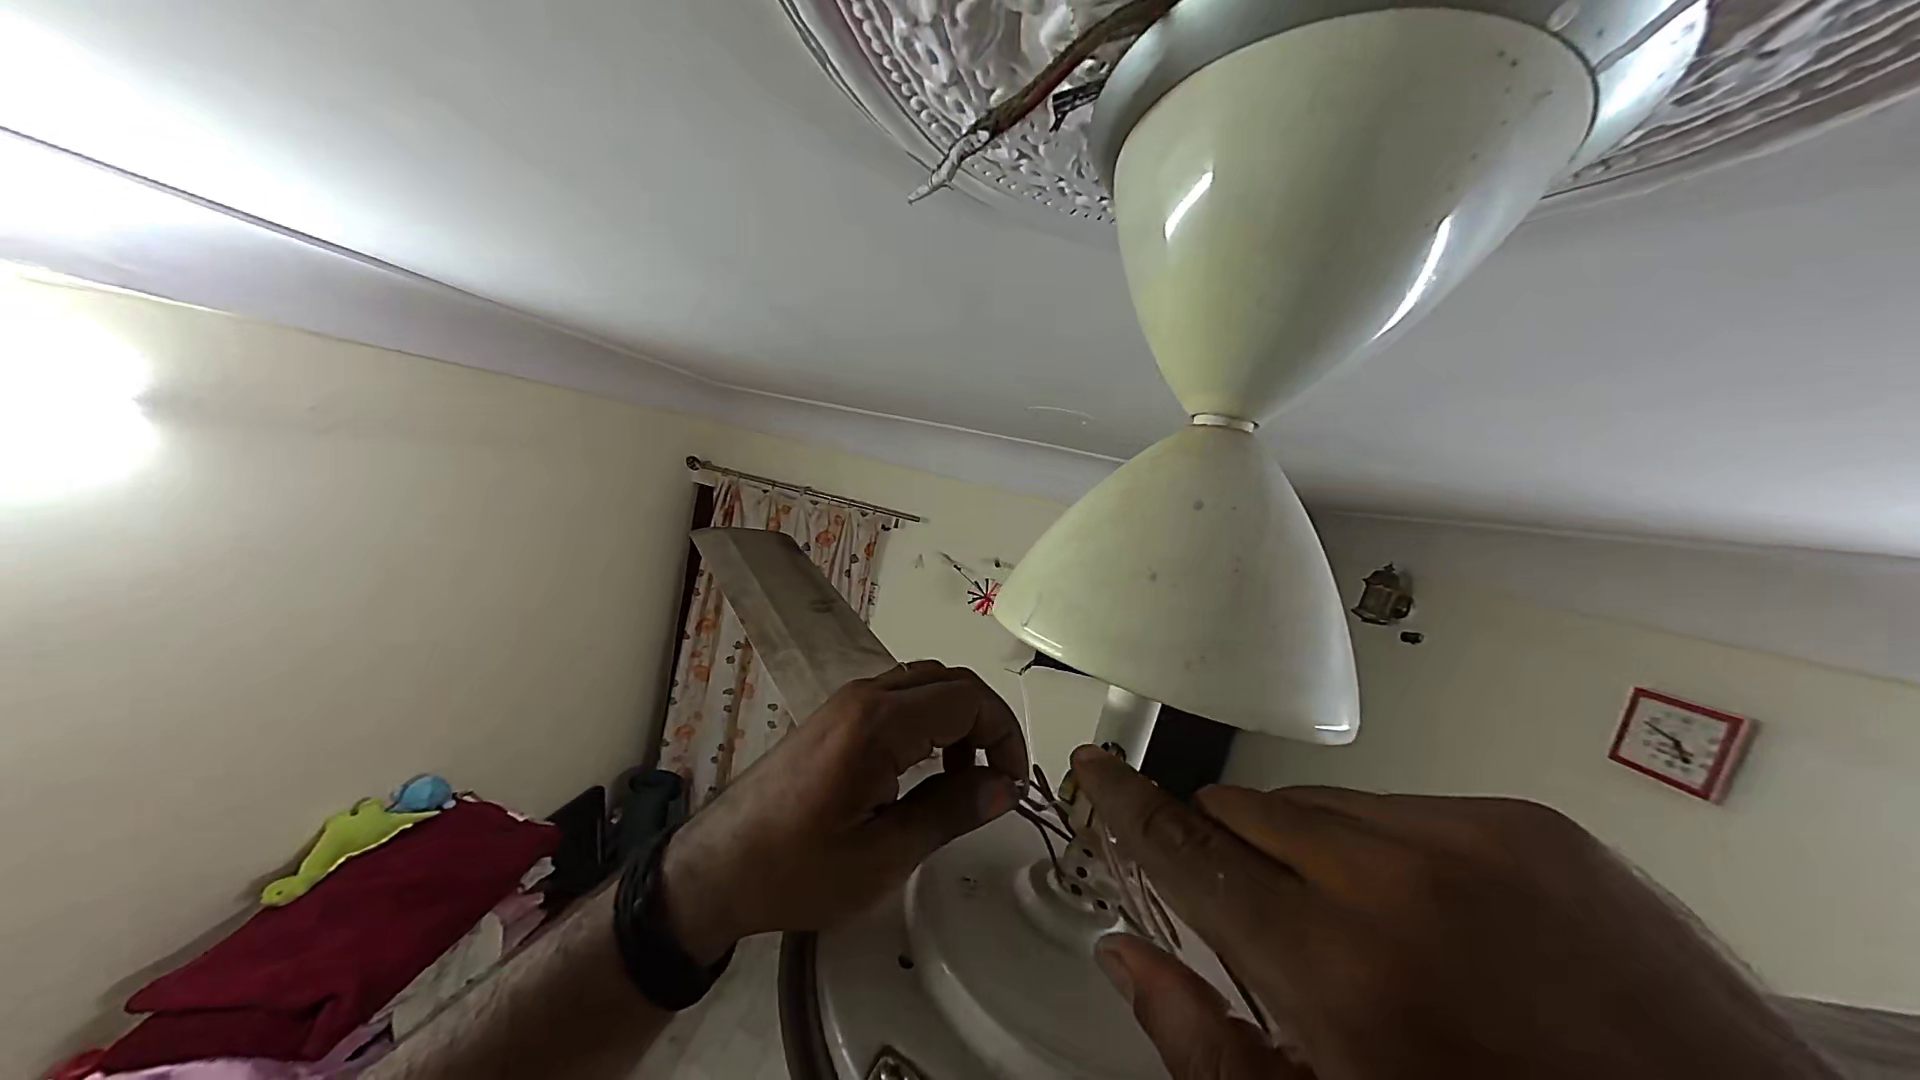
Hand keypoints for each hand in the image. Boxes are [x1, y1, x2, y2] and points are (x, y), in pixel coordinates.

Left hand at [658, 662, 1027, 962]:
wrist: (716, 868)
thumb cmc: (797, 870)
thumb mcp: (884, 856)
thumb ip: (950, 811)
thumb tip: (1005, 786)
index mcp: (879, 724)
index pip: (967, 699)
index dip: (1003, 735)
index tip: (1010, 785)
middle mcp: (865, 695)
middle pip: (950, 681)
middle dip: (987, 722)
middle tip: (995, 779)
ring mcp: (847, 700)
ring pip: (926, 683)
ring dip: (958, 718)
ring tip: (963, 778)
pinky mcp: (835, 713)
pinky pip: (900, 696)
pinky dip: (929, 719)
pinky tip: (923, 767)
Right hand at [1072, 747, 1835, 1079]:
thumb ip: (1204, 1046)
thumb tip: (1125, 957)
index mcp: (1341, 968)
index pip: (1187, 848)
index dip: (1126, 803)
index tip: (1096, 766)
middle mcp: (1400, 877)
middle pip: (1244, 813)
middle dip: (1226, 851)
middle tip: (1258, 915)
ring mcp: (1473, 835)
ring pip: (1316, 804)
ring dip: (1306, 851)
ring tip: (1366, 930)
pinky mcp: (1530, 820)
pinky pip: (1399, 805)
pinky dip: (1383, 848)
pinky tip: (1434, 918)